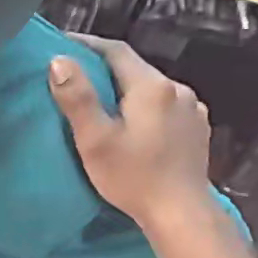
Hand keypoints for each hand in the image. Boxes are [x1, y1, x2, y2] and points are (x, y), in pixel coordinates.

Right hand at [49, 35, 213, 225]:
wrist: (181, 213)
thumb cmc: (133, 177)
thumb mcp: (95, 140)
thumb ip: (78, 98)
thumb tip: (59, 60)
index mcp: (151, 86)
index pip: (116, 50)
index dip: (88, 45)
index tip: (63, 45)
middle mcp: (177, 89)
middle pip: (135, 69)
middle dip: (106, 69)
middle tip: (78, 78)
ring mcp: (192, 109)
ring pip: (152, 89)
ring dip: (128, 90)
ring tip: (105, 104)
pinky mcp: (197, 128)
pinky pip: (167, 107)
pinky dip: (147, 108)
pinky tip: (137, 125)